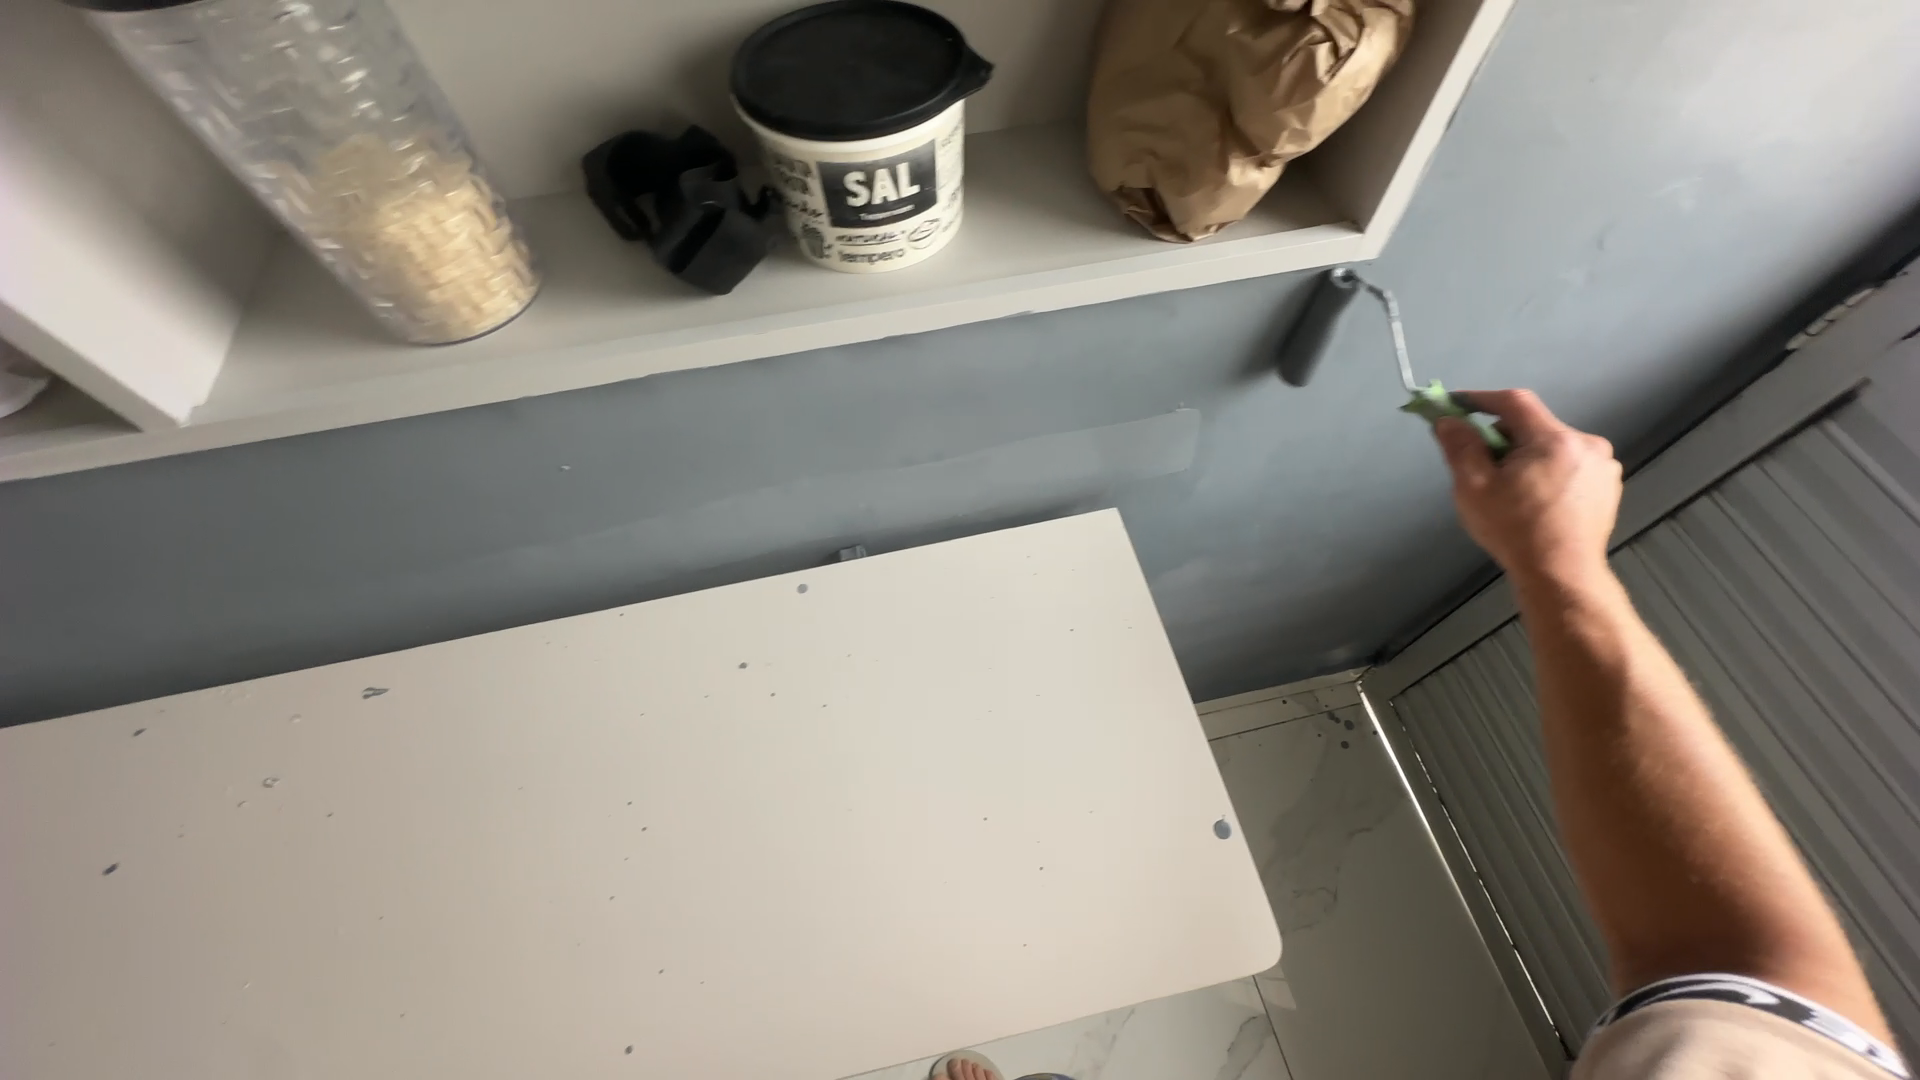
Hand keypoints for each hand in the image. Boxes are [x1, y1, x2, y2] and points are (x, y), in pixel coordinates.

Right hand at [1433, 389, 1622, 590]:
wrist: (1561, 573)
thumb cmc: (1513, 529)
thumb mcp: (1473, 487)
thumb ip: (1460, 448)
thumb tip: (1448, 420)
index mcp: (1554, 440)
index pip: (1514, 402)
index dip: (1481, 399)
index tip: (1454, 403)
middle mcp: (1587, 444)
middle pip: (1533, 427)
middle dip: (1502, 438)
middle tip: (1479, 465)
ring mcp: (1603, 466)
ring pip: (1550, 447)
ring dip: (1525, 457)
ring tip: (1508, 490)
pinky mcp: (1607, 487)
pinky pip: (1568, 466)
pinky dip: (1545, 472)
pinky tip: (1533, 501)